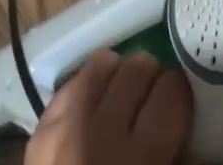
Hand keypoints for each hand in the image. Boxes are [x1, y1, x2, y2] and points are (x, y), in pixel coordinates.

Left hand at [26, 52, 192, 164]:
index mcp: (142, 159)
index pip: (172, 94)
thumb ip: (174, 156)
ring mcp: (66, 127)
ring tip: (122, 90)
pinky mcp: (39, 130)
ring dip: (118, 74)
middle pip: (138, 70)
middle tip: (150, 95)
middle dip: (150, 77)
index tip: (175, 102)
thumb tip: (183, 122)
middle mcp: (103, 134)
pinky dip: (86, 86)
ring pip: (102, 66)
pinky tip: (94, 98)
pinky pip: (71, 85)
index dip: (178, 92)